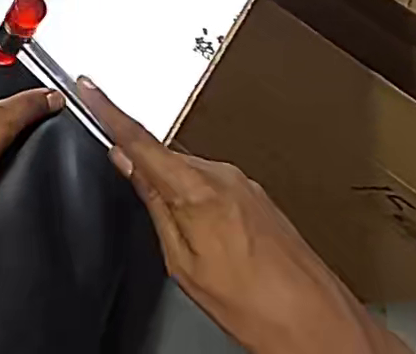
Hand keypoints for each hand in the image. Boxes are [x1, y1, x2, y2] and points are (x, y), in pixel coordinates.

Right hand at [78, 78, 409, 353]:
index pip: (139, 138)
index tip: (88, 86)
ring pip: (188, 171)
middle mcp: (221, 174)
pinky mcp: (257, 194)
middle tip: (153, 217)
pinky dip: (200, 201)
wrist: (327, 330)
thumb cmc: (260, 311)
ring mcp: (243, 182)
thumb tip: (127, 164)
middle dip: (146, 172)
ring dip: (178, 194)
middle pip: (163, 156)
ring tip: (198, 251)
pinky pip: (212, 182)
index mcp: (196, 189)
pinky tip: (216, 242)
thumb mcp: (184, 264)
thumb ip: (153, 204)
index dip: (108, 109)